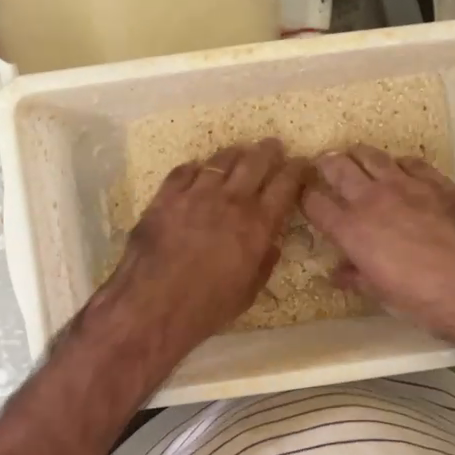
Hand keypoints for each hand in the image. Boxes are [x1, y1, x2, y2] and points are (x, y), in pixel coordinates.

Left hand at [89, 138, 307, 359]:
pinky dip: (195, 169)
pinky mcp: (165, 196)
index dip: (296, 170)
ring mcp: (195, 194)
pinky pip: (184, 171)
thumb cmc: (206, 308)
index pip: (286, 184)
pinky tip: (197, 172)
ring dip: (234, 154)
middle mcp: (231, 200)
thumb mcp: (248, 292)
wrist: (153, 306)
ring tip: (238, 154)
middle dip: (268, 151)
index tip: (301, 163)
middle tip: (272, 147)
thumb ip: (263, 263)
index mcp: (258, 224)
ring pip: (221, 160)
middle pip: (255, 161)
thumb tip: (270, 243)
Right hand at [303, 145, 454, 354]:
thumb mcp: (384, 296)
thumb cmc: (426, 300)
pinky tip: (400, 173)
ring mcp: (405, 184)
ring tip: (355, 161)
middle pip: (336, 166)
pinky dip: (397, 164)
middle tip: (323, 168)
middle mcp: (371, 199)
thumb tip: (338, 274)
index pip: (313, 202)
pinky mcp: (436, 180)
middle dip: (325, 165)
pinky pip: (408, 160)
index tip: (304, 197)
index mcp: (351, 230)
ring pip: (370, 154)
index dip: (304, 197)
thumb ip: (357, 278)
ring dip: (357, 156)